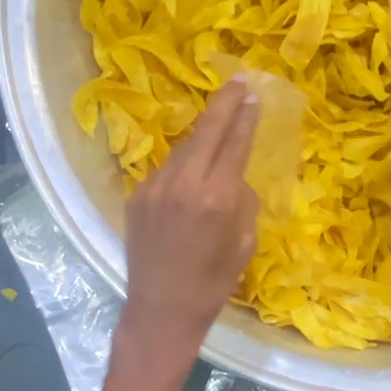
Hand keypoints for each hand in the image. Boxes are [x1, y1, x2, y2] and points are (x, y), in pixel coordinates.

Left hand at [120, 76, 261, 360]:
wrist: (161, 309)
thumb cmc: (212, 283)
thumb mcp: (244, 243)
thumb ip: (243, 201)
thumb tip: (236, 177)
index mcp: (218, 196)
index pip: (235, 141)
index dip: (246, 115)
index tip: (253, 94)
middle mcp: (185, 182)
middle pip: (207, 129)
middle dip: (224, 102)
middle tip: (237, 81)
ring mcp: (156, 187)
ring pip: (184, 147)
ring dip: (202, 136)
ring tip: (216, 127)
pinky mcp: (137, 196)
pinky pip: (166, 170)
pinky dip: (182, 166)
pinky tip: (190, 175)